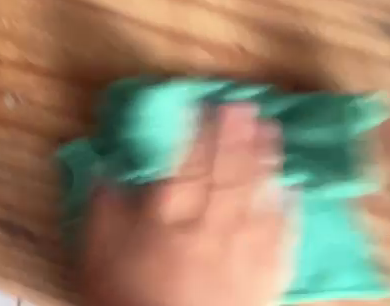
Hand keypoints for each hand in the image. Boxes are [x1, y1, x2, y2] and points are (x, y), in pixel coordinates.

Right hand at [79, 103, 297, 305]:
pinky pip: (280, 243)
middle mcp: (209, 227)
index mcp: (167, 214)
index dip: (198, 131)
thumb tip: (108, 164)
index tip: (205, 102)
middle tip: (245, 104)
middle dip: (236, 137)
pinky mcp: (263, 281)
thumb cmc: (123, 290)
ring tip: (271, 131)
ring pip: (256, 200)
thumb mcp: (98, 243)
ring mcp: (241, 255)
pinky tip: (292, 192)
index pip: (187, 163)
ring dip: (264, 162)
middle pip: (226, 175)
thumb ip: (104, 202)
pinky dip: (287, 214)